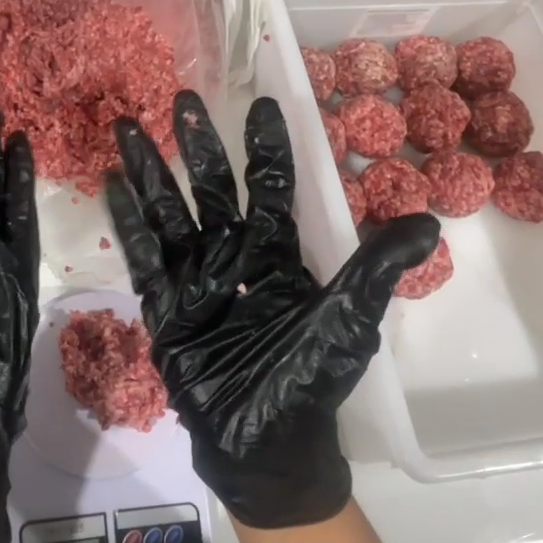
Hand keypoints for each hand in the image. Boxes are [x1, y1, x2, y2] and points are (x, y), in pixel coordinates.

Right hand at [105, 92, 438, 528]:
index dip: (267, 148)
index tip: (263, 105)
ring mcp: (194, 277)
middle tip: (183, 100)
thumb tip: (431, 223)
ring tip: (127, 128)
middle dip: (198, 145)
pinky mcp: (164, 306)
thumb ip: (375, 269)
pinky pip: (143, 258)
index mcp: (276, 252)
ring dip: (149, 171)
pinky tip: (111, 187)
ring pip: (169, 212)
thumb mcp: (347, 321)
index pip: (271, 187)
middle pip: (211, 188)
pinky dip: (127, 224)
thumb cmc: (308, 379)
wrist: (264, 443)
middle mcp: (232, 253)